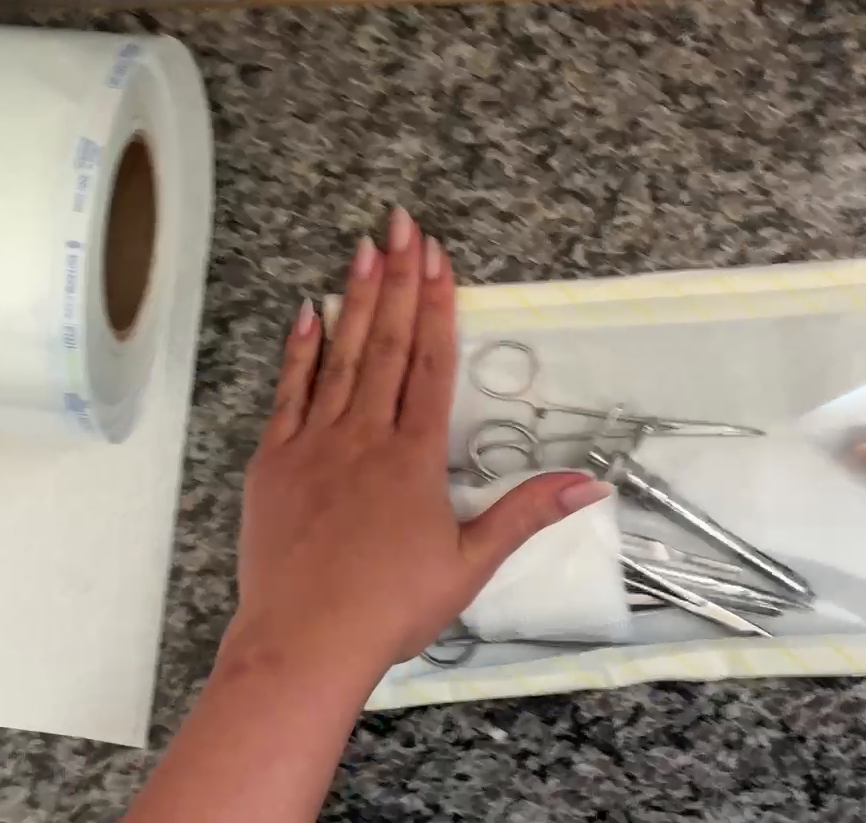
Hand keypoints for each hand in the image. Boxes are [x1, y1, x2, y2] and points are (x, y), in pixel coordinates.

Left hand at [226, 208, 610, 673]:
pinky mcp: (276, 458)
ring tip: (364, 247)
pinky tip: (309, 310)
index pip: (432, 363)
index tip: (438, 257)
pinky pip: (291, 391)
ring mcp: (316, 441)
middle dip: (399, 280)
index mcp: (415, 455)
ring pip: (342, 355)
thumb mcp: (471, 563)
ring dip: (357, 298)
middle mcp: (366, 434)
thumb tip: (589, 483)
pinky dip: (301, 349)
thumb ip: (526, 513)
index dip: (438, 305)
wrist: (304, 642)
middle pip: (389, 343)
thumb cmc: (390, 607)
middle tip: (402, 224)